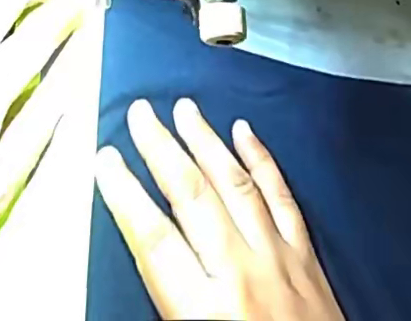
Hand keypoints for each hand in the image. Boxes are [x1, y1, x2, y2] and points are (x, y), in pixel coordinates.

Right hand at [95, 98, 345, 320]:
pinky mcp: (305, 253)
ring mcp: (277, 256)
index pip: (153, 239)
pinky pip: (281, 194)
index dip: (125, 194)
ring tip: (184, 109)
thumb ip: (166, 307)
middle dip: (162, 150)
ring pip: (235, 184)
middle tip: (141, 112)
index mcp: (203, 312)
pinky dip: (262, 159)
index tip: (106, 159)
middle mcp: (240, 273)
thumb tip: (142, 257)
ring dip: (207, 142)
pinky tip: (245, 130)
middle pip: (192, 196)